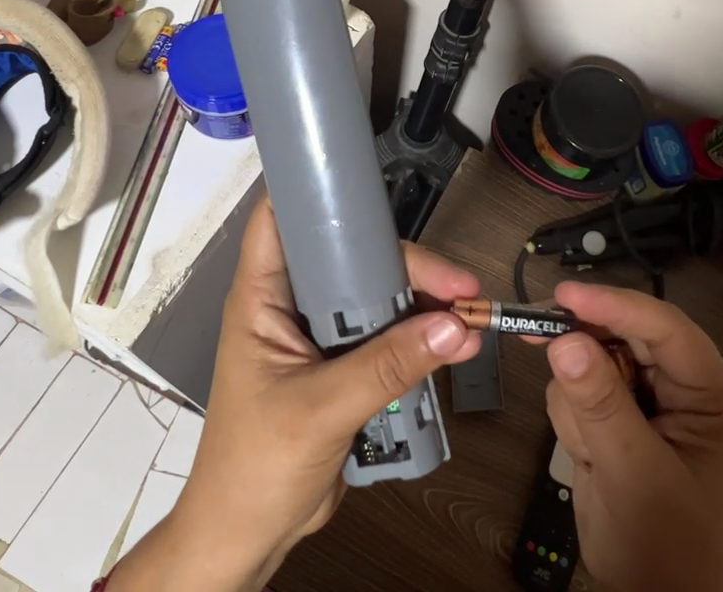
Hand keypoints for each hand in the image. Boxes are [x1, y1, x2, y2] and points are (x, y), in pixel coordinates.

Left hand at [111, 198, 482, 590]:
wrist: (250, 535)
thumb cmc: (258, 466)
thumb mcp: (321, 409)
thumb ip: (388, 367)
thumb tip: (457, 327)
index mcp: (263, 297)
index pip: (281, 219)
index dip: (318, 191)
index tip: (375, 186)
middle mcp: (292, 305)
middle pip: (351, 256)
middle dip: (406, 264)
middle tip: (460, 286)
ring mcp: (321, 335)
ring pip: (377, 295)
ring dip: (423, 303)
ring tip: (472, 318)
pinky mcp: (344, 364)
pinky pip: (388, 334)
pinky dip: (422, 336)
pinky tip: (458, 345)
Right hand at [545, 282, 722, 591]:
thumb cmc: (664, 546)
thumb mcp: (634, 475)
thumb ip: (600, 405)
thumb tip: (563, 341)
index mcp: (711, 393)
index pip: (664, 329)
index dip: (615, 306)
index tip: (565, 296)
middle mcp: (682, 386)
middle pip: (624, 335)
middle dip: (586, 343)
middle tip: (534, 330)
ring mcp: (647, 400)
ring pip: (594, 358)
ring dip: (579, 398)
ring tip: (593, 452)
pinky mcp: (618, 416)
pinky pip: (579, 387)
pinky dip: (572, 416)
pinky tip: (589, 455)